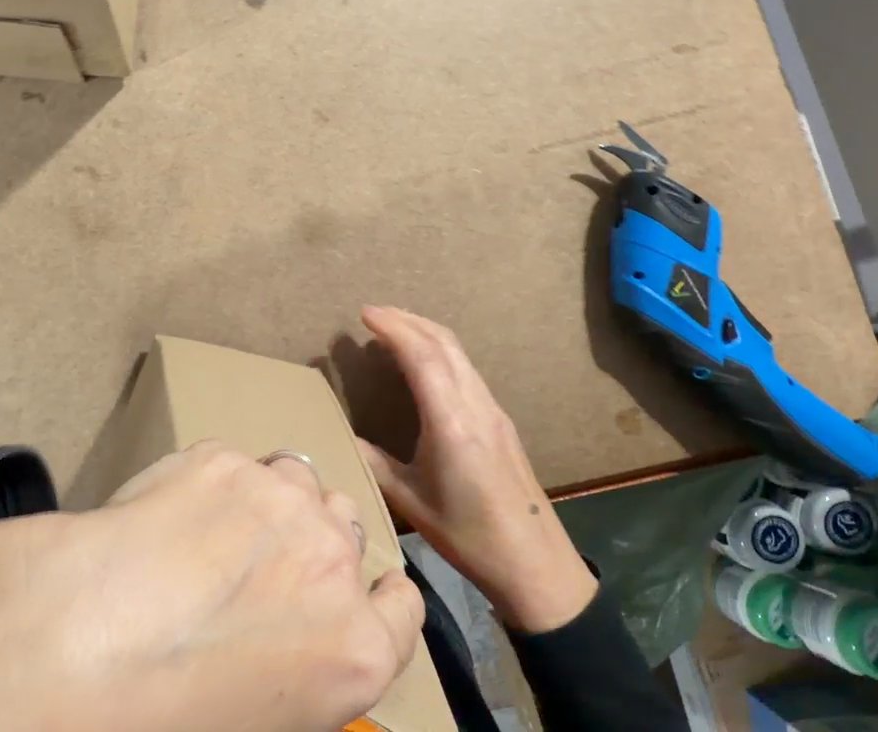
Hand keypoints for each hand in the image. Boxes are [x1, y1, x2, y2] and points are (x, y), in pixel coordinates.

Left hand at [0, 441, 423, 731]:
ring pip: (297, 477)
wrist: (94, 642)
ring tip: (220, 521)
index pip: (403, 604)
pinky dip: (216, 478)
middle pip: (346, 526)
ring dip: (273, 495)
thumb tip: (289, 640)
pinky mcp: (224, 460)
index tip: (351, 587)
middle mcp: (335, 563)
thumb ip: (309, 665)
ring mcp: (282, 500)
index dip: (375, 592)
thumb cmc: (173, 709)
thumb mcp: (268, 716)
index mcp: (359, 649)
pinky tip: (176, 506)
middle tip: (261, 556)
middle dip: (313, 538)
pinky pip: (236, 461)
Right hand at [355, 305, 598, 633]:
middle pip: (445, 344)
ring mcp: (494, 413)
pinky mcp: (501, 423)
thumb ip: (374, 464)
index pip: (423, 357)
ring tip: (393, 330)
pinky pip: (467, 370)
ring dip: (426, 332)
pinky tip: (423, 365)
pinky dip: (440, 352)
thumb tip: (341, 438)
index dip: (393, 328)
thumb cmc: (470, 537)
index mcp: (452, 424)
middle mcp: (477, 408)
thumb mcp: (410, 503)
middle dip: (408, 319)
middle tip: (373, 313)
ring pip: (460, 354)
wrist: (537, 565)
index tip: (364, 314)